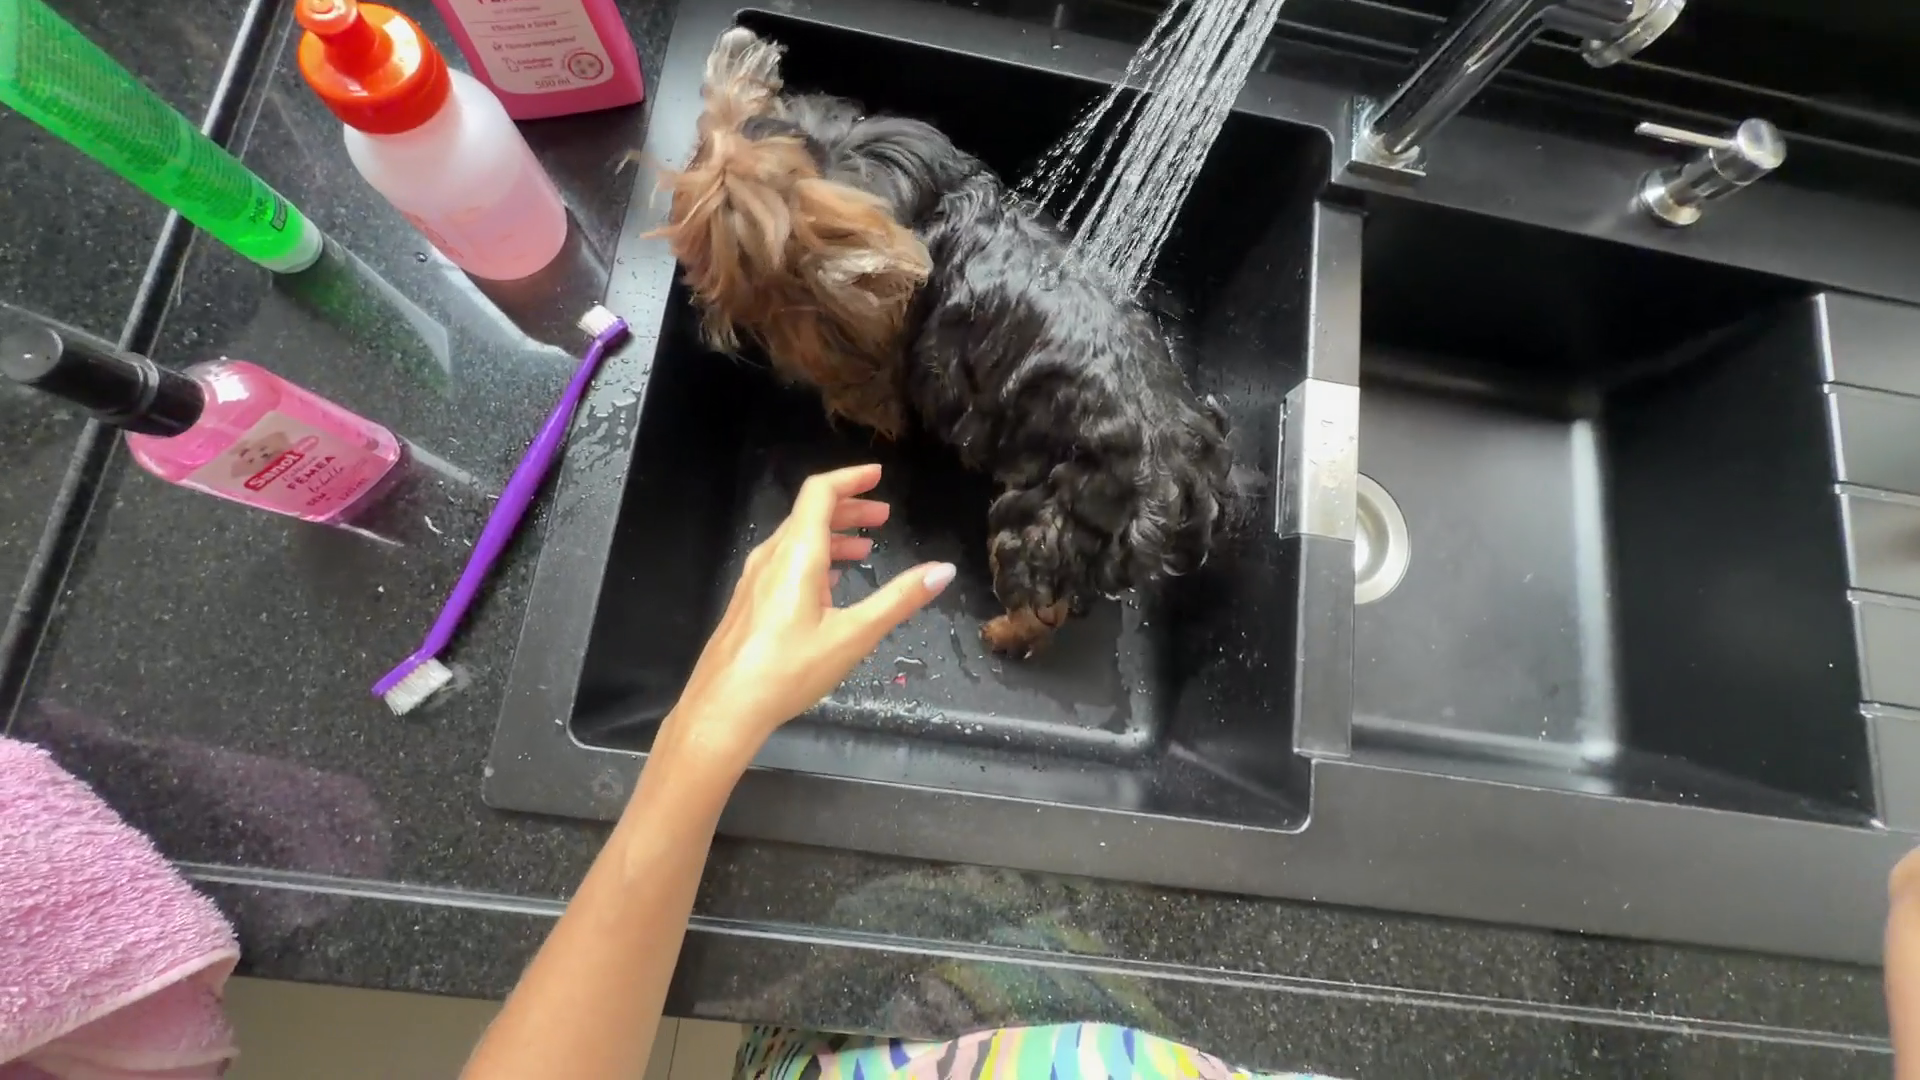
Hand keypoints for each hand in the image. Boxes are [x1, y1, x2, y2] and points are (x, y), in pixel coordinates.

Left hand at [658, 464, 954, 765]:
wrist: (723, 708)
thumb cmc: (789, 669)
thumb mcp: (853, 635)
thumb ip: (899, 599)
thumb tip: (943, 570)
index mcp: (797, 554)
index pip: (820, 493)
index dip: (850, 478)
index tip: (878, 476)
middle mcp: (772, 557)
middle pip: (810, 513)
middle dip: (849, 508)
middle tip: (882, 517)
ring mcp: (755, 578)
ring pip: (797, 539)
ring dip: (833, 535)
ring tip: (864, 549)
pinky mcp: (749, 600)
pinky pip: (785, 561)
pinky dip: (815, 557)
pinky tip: (829, 586)